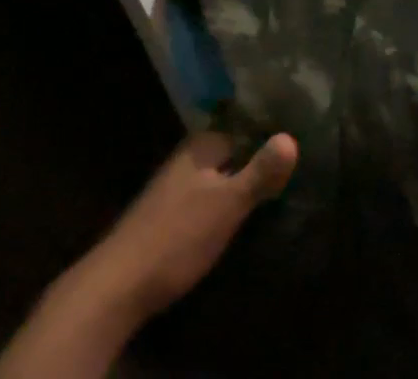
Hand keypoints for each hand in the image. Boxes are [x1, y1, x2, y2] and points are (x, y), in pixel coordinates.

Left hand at [78, 131, 298, 322]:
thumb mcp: (228, 203)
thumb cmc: (178, 236)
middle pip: (230, 157)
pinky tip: (240, 226)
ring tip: (276, 203)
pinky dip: (223, 211)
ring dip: (239, 191)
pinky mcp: (167, 221)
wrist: (119, 286)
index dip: (268, 141)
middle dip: (255, 166)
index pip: (242, 132)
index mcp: (198, 150)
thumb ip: (260, 172)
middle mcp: (184, 163)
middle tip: (294, 180)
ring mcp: (172, 192)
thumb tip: (292, 137)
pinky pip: (205, 205)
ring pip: (217, 182)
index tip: (298, 152)